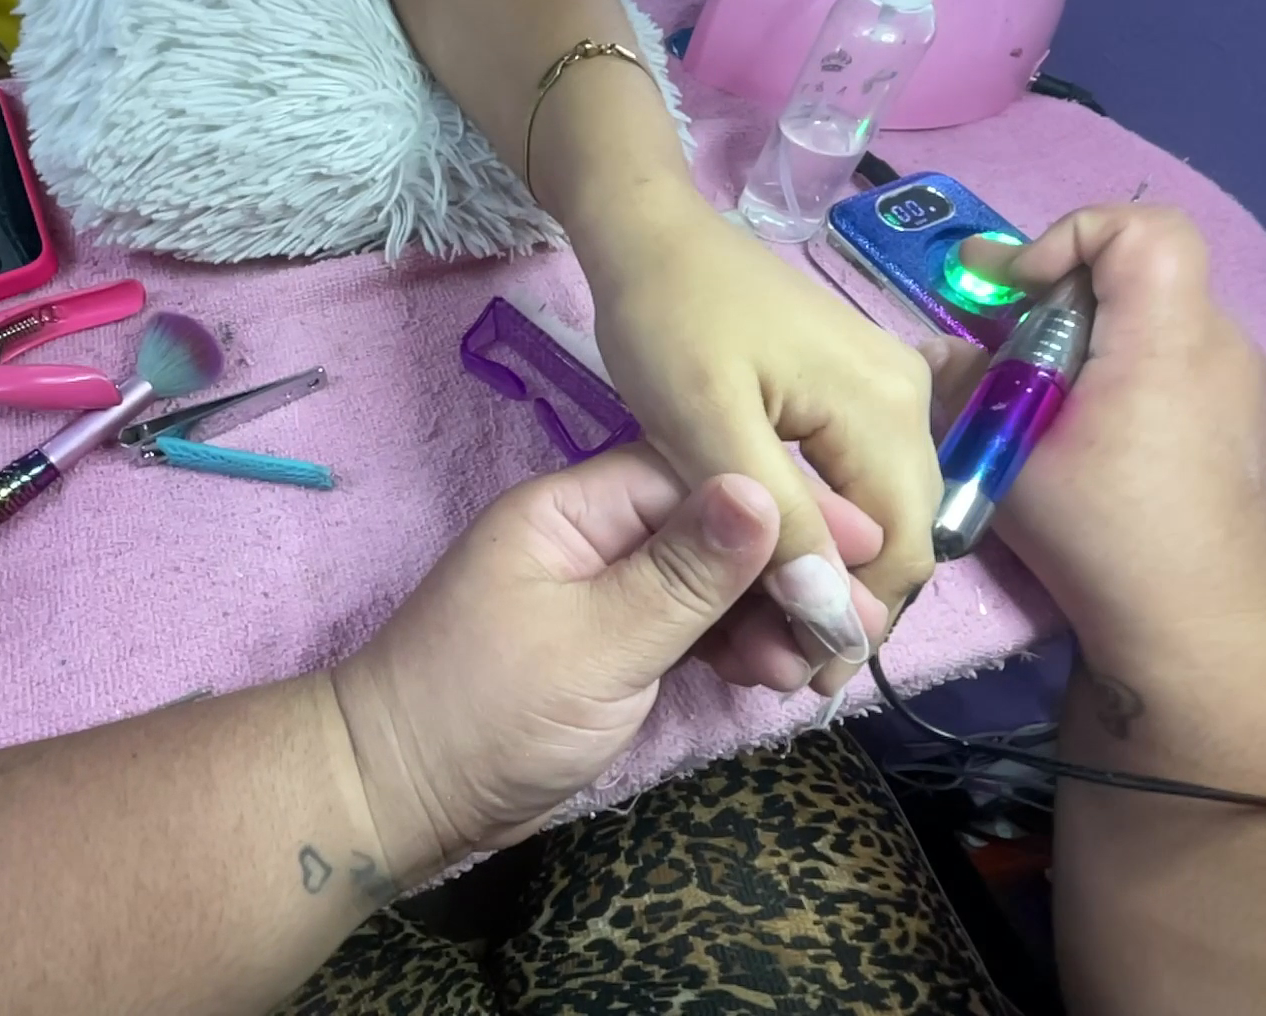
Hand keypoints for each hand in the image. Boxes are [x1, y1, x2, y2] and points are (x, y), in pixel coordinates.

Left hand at [331, 445, 889, 885]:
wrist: (406, 790)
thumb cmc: (488, 706)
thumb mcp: (596, 639)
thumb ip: (682, 572)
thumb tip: (761, 488)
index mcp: (571, 509)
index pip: (688, 475)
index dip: (774, 503)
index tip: (859, 540)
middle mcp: (589, 538)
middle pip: (703, 531)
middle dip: (778, 572)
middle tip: (852, 622)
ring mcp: (600, 594)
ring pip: (700, 585)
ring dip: (760, 618)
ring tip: (808, 663)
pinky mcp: (608, 645)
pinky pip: (682, 629)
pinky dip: (726, 647)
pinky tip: (768, 673)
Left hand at [571, 183, 938, 695]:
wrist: (646, 239)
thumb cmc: (666, 325)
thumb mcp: (706, 425)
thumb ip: (776, 516)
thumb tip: (834, 611)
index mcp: (884, 411)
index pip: (903, 548)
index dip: (857, 619)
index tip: (801, 674)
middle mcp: (901, 400)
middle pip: (894, 532)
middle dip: (841, 603)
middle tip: (776, 663)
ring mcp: (870, 390)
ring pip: (864, 509)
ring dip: (821, 571)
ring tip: (763, 625)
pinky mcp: (830, 390)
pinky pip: (836, 477)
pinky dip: (806, 528)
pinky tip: (762, 560)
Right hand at [922, 206, 1265, 657]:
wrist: (1192, 615)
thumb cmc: (1096, 528)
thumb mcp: (1002, 457)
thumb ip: (959, 389)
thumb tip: (931, 351)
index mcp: (1166, 343)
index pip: (1143, 230)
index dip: (1066, 237)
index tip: (1007, 290)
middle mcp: (1214, 345)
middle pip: (1131, 274)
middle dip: (1047, 299)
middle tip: (987, 349)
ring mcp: (1228, 381)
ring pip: (1139, 320)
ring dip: (1067, 340)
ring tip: (1017, 400)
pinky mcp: (1225, 414)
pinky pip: (1154, 359)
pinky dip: (1096, 370)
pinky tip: (1062, 430)